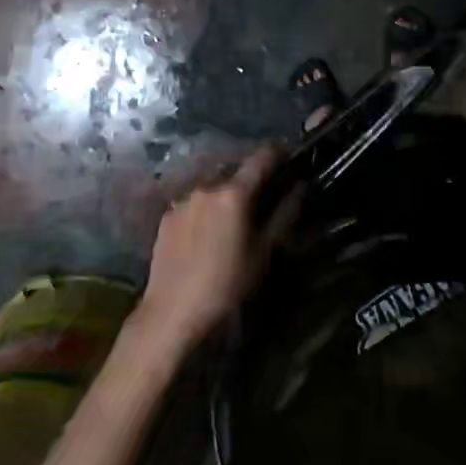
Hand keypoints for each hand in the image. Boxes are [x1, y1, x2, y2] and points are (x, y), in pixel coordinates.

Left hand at [137, 146, 283, 347]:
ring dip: (225, 192)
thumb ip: (283, 215)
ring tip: (233, 215)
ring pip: (211, 186)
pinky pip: (192, 202)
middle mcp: (205, 187)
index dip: (278, 154)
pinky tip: (207, 230)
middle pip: (234, 171)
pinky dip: (205, 207)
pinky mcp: (166, 216)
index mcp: (233, 193)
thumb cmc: (226, 284)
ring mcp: (181, 200)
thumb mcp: (263, 254)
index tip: (288, 157)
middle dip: (250, 177)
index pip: (261, 158)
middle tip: (264, 194)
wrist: (172, 310)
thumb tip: (299, 188)